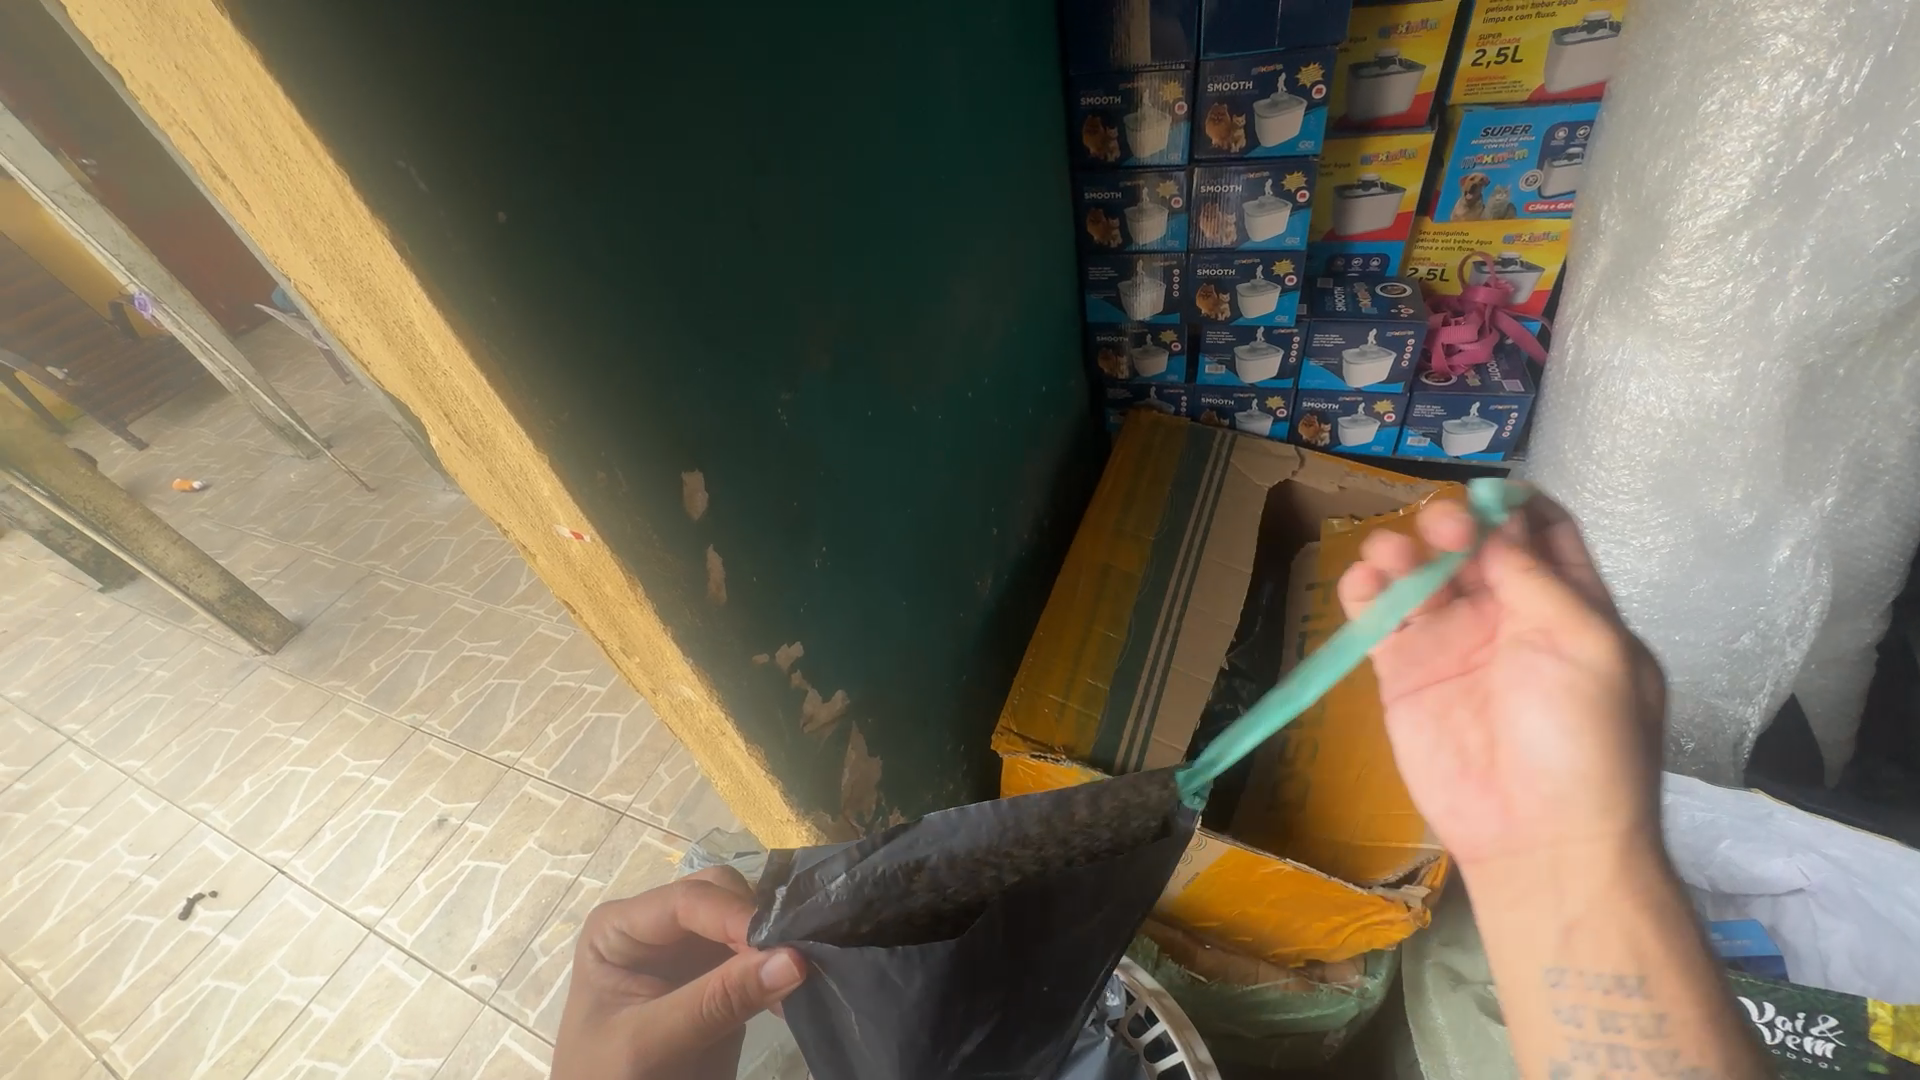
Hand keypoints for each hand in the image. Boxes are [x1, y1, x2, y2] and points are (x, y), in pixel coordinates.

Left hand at [551, 866, 805, 1079]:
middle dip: (756, 923)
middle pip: (722, 895)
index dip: (735, 915)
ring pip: (747, 915)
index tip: (782, 945)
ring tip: (798, 974)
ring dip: (774, 940)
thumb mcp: (647, 1046)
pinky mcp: (719, 974)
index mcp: (620, 927)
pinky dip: (778, 964)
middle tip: (790, 961)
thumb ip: (716, 1002)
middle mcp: (656, 925)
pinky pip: (759, 950)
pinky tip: (792, 989)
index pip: (687, 899)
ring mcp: (689, 948)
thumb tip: (794, 959)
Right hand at [1335, 491, 1666, 879]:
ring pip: (1416, 575)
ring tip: (1389, 553)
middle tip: (1439, 527)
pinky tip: (1362, 583)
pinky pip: (1375, 617)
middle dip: (1451, 524)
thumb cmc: (1582, 738)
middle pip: (1468, 547)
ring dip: (1400, 551)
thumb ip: (1535, 580)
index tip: (1486, 490)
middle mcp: (1503, 616)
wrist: (1533, 831)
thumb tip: (1496, 523)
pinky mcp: (1400, 669)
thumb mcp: (1586, 648)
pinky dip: (1362, 592)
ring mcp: (1447, 642)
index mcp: (1566, 607)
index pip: (1540, 534)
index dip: (1514, 505)